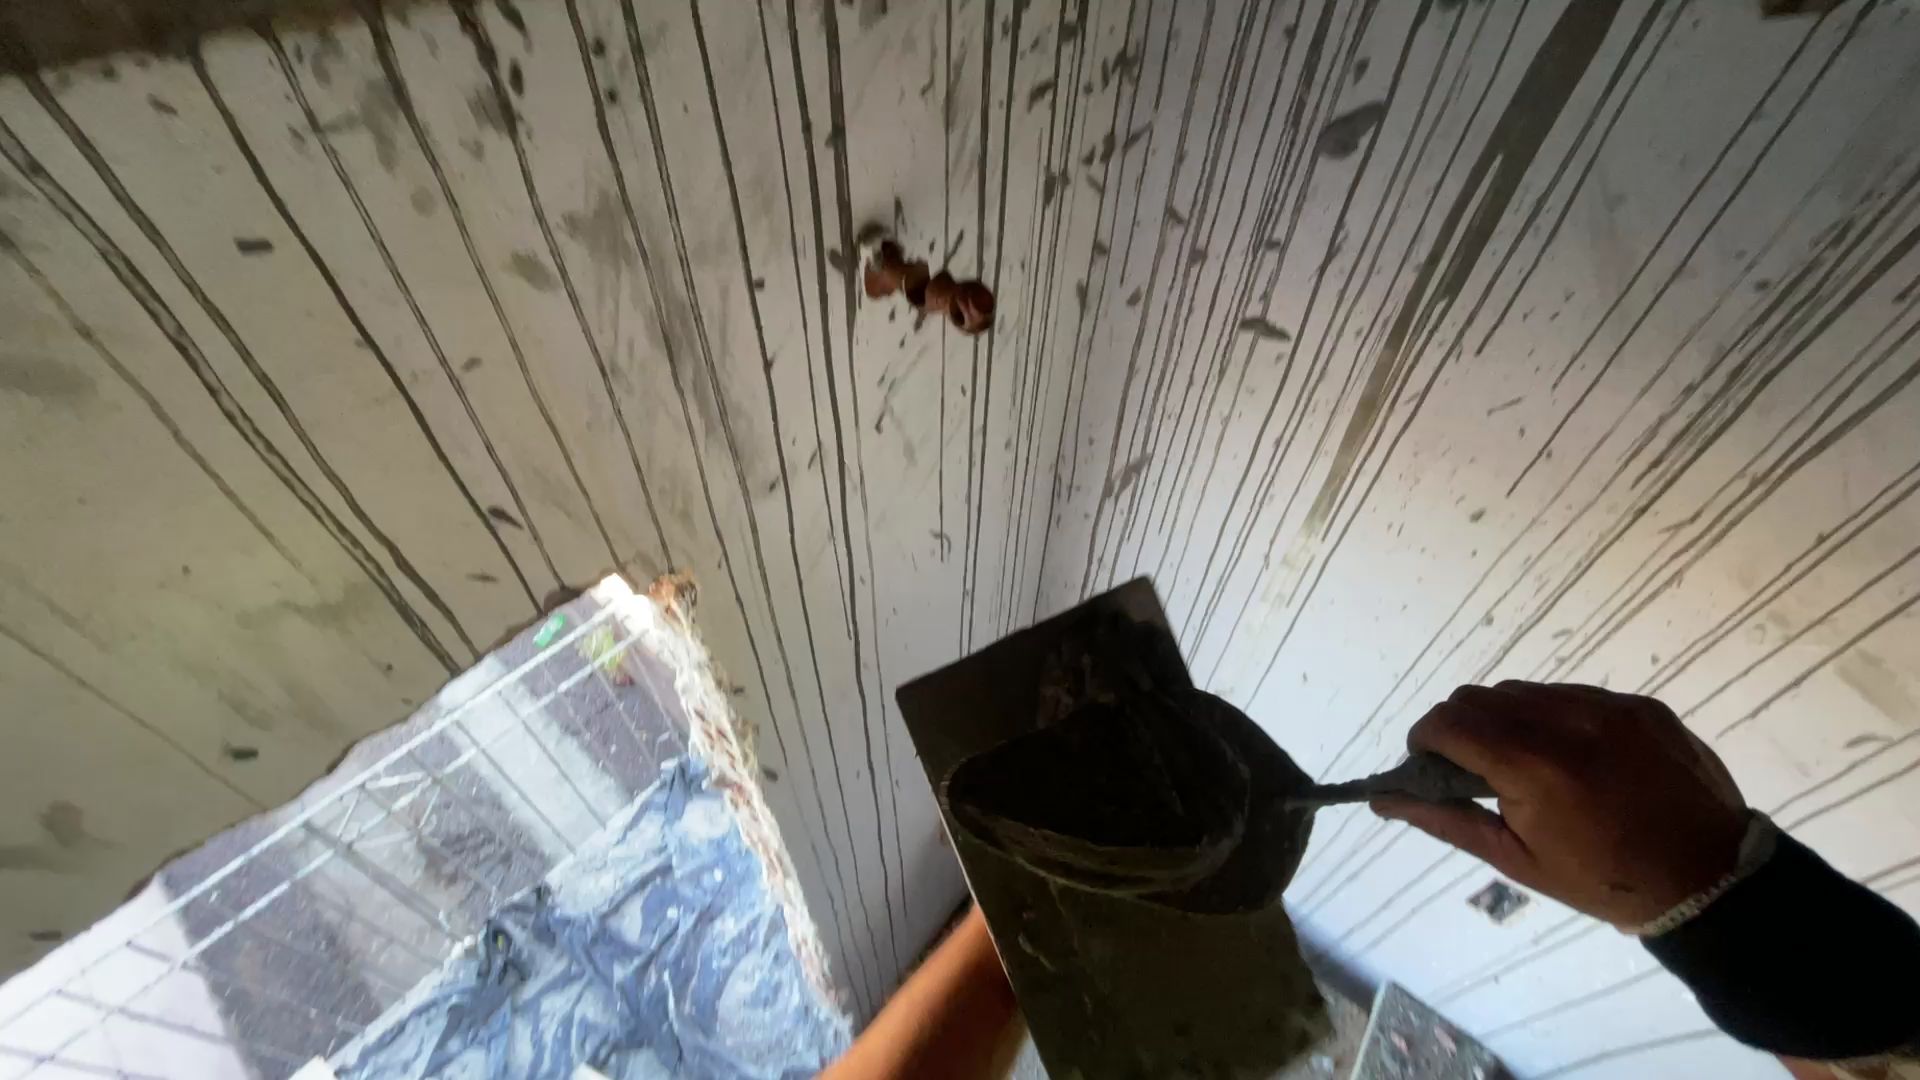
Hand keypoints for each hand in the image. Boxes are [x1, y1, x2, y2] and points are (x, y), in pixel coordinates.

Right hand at [1371, 681, 1749, 926]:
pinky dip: (1549, 716)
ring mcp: (1607, 709)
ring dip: (1503, 718)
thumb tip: (1379, 801)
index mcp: (1533, 767)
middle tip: (1476, 767)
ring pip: (1517, 690)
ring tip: (1526, 759)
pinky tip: (1572, 754)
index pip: (1445, 722)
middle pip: (1474, 698)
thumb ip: (1442, 818)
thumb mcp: (1513, 858)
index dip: (1425, 741)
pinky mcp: (1638, 705)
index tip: (1433, 766)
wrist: (1721, 886)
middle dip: (1459, 728)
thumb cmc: (1602, 879)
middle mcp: (1567, 724)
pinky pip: (1566, 693)